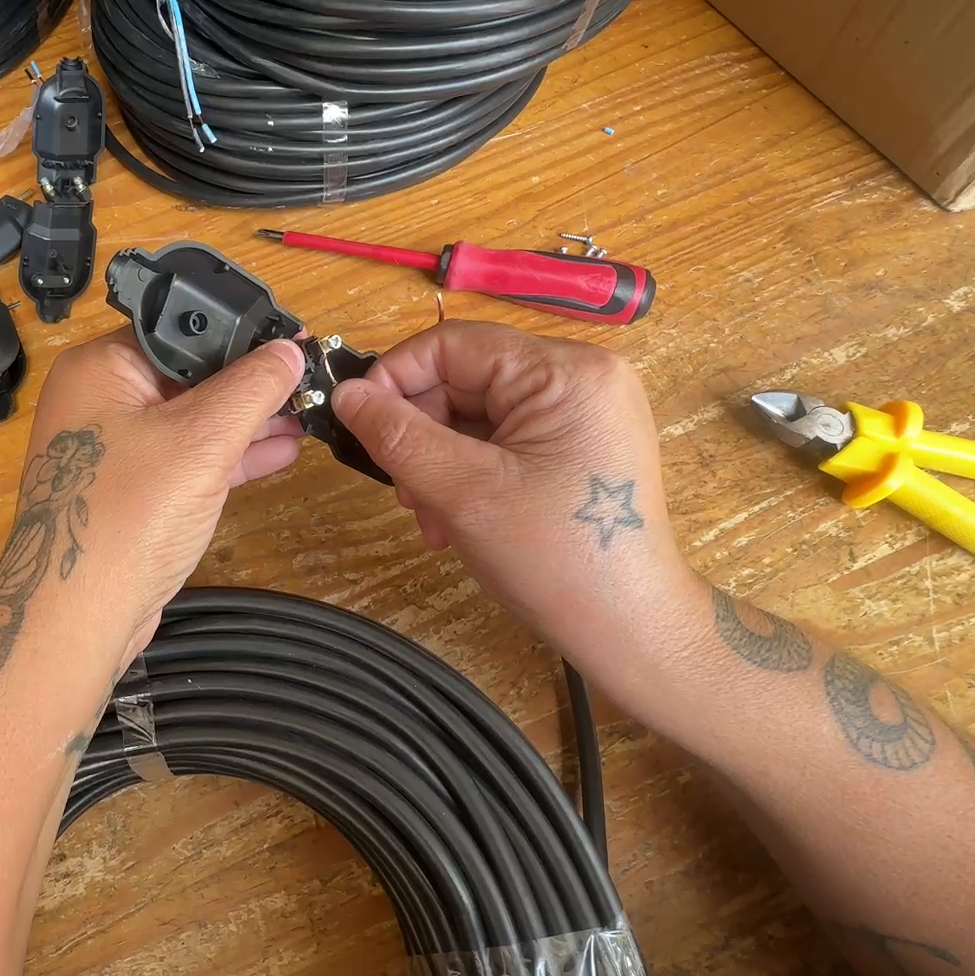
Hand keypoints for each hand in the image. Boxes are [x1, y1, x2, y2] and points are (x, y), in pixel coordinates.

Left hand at [17, 329, 306, 662]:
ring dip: (248, 421)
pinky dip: (231, 455)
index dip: (238, 334)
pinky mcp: (133, 489)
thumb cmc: (130, 514)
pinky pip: (188, 458)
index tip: (291, 341)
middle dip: (250, 384)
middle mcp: (101, 401)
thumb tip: (289, 349)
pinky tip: (280, 450)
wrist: (83, 614)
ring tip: (306, 415)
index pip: (178, 332)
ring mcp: (116, 449)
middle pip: (189, 376)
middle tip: (308, 381)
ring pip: (193, 420)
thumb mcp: (201, 439)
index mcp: (100, 368)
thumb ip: (250, 388)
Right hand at [332, 320, 706, 694]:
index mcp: (565, 372)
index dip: (395, 377)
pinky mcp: (576, 443)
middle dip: (420, 434)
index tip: (360, 423)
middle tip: (402, 490)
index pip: (452, 343)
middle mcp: (580, 376)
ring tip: (430, 517)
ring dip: (436, 461)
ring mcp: (581, 411)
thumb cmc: (553, 558)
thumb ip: (396, 434)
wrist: (630, 632)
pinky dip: (465, 472)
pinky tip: (453, 516)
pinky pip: (498, 438)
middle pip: (462, 379)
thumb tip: (344, 393)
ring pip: (474, 413)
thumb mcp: (461, 490)